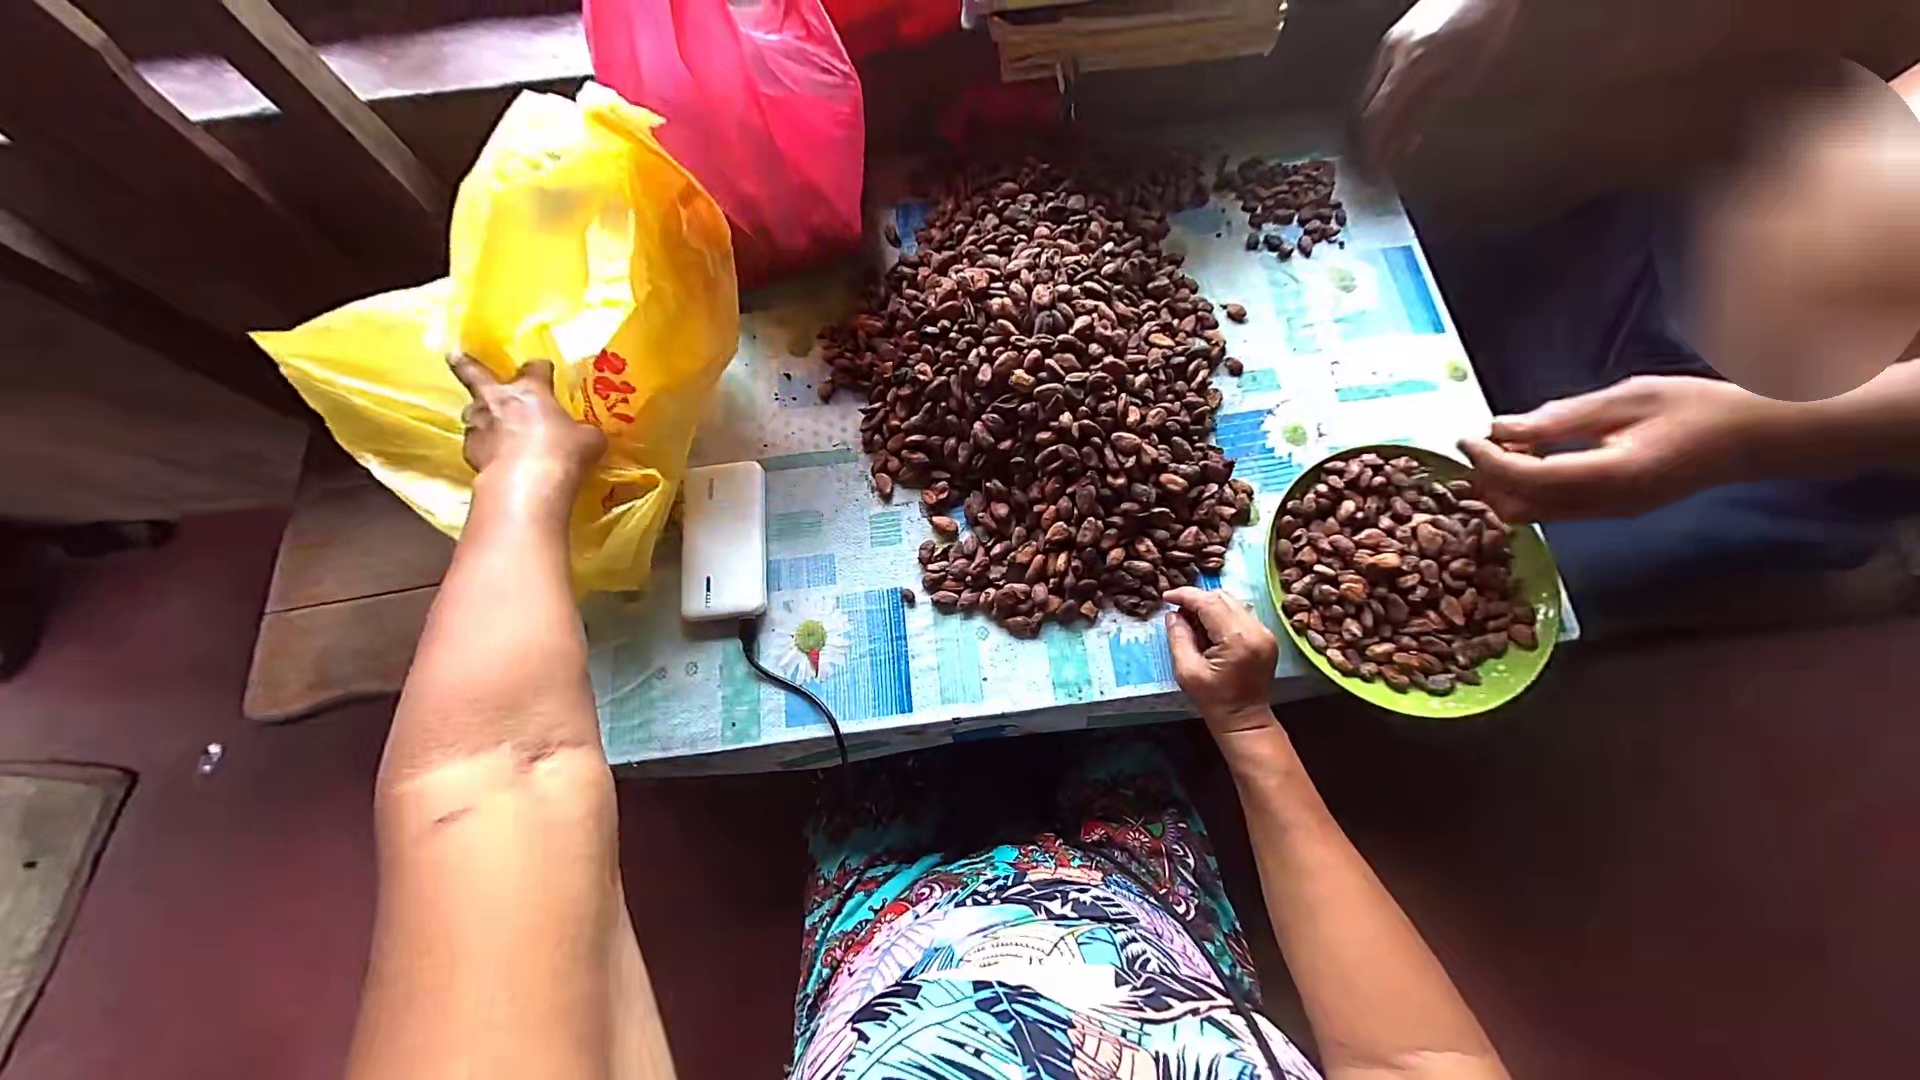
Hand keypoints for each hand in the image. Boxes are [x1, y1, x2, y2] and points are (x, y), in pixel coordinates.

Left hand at [451, 355, 605, 482]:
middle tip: (455, 355)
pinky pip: (477, 442)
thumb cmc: (564, 453)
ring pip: (473, 410)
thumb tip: (584, 433)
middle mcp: (498, 400)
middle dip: (464, 364)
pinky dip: (486, 446)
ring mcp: (478, 424)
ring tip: (488, 421)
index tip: (544, 368)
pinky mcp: (469, 450)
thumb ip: (583, 430)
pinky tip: (496, 455)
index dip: (541, 368)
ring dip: (480, 413)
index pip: (535, 369)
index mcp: (530, 391)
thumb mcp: (590, 439)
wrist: (528, 484)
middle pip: (474, 374)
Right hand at [1164, 587, 1279, 734]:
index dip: (1185, 595)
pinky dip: (1221, 614)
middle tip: (1178, 613)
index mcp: (1237, 639)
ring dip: (1208, 605)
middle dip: (1196, 599)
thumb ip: (1178, 637)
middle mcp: (1256, 630)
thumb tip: (1173, 614)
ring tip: (1191, 621)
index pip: (1209, 602)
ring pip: (1232, 602)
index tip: (1166, 597)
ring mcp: (1265, 632)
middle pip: (1222, 597)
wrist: (1245, 719)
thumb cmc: (1213, 700)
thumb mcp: (1187, 671)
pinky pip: (1240, 613)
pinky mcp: (1266, 636)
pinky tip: (1208, 629)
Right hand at [1358, 0, 1520, 172]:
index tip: (1373, 172)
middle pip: (1364, 112)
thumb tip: (1403, 145)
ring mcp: (1386, 46)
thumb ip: (1426, 112)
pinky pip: (1376, 82)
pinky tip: (1392, 116)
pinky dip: (1379, 104)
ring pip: (1367, 98)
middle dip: (1368, 142)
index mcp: (1410, 65)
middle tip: (1376, 165)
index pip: (1376, 120)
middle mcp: (1390, 56)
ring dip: (1373, 125)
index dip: (1371, 150)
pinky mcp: (1391, 40)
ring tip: (1386, 145)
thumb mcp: (1463, 75)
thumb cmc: (1487, 23)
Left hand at [1458, 375, 1788, 521]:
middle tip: (1480, 442)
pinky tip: (1525, 459)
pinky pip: (1544, 510)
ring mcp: (1603, 514)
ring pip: (1525, 513)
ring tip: (1503, 448)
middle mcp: (1602, 504)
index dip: (1487, 460)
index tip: (1465, 438)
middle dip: (1486, 476)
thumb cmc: (1699, 408)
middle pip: (1515, 503)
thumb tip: (1498, 429)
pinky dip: (1520, 489)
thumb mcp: (1627, 399)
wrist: (1760, 438)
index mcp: (1612, 474)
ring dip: (1500, 485)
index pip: (1526, 477)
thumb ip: (1559, 418)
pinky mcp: (1603, 513)